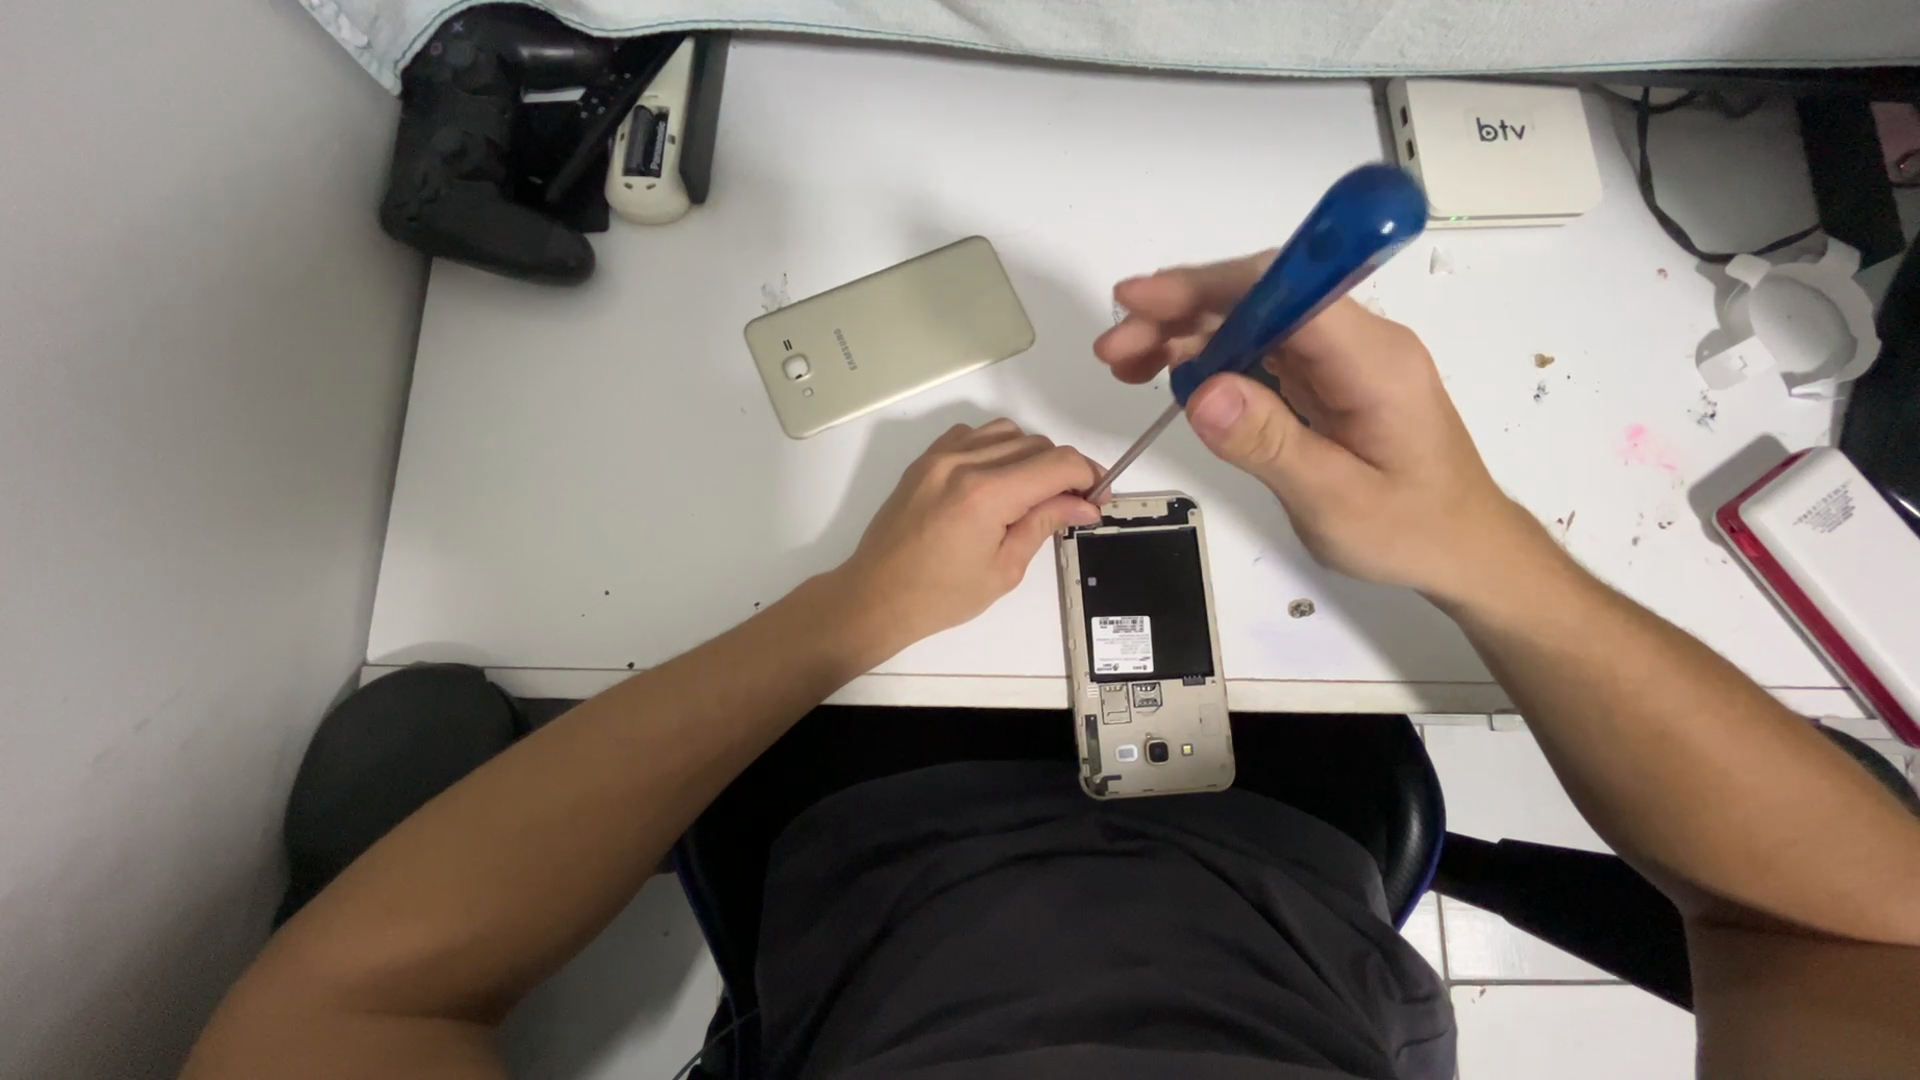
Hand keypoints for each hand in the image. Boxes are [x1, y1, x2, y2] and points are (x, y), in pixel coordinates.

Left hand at [830, 419, 1101, 655]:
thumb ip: (1045, 524)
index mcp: (986, 495)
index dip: (1088, 476)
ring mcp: (940, 456)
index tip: (1098, 498)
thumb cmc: (940, 595)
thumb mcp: (1004, 568)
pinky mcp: (925, 459)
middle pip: (1037, 444)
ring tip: (1031, 494)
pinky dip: (995, 448)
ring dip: (1030, 456)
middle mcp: (963, 463)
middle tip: (1070, 504)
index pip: (1058, 463)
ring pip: (1008, 432)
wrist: (877, 595)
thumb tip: (1085, 504)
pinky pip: (974, 434)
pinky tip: (997, 480)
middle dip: (1063, 470)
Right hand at [1093, 252, 1549, 602]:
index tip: (1140, 300)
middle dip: (1179, 312)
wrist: (1461, 548)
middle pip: (1257, 298)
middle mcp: (1353, 343)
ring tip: (1127, 363)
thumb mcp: (1335, 499)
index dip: (1207, 287)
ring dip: (1183, 335)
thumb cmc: (1410, 530)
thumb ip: (1269, 443)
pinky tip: (1169, 377)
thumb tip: (1200, 390)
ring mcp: (1334, 359)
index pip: (1283, 291)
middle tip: (1115, 350)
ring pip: (1248, 321)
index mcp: (1372, 359)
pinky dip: (1205, 360)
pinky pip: (1254, 352)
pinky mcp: (1319, 380)